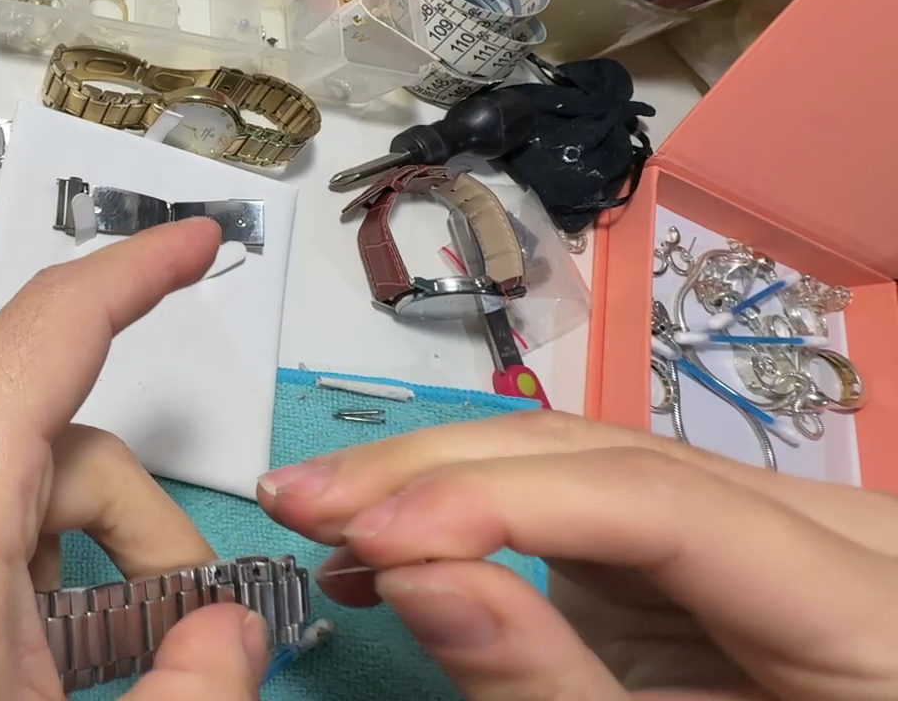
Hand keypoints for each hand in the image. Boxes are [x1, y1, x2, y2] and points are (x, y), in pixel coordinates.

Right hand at [257, 410, 897, 698]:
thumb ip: (547, 686)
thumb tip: (404, 574)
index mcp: (881, 609)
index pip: (647, 497)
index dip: (489, 503)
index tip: (361, 539)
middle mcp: (818, 525)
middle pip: (576, 452)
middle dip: (416, 474)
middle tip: (292, 498)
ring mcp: (740, 511)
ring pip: (541, 453)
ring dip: (410, 483)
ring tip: (310, 513)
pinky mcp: (676, 524)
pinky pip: (540, 490)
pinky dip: (447, 514)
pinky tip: (372, 545)